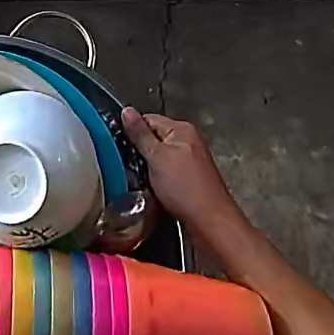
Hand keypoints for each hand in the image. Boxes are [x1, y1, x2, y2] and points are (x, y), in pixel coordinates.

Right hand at [120, 108, 245, 233]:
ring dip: (148, 168)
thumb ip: (140, 134)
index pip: (148, 119)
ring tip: (143, 179)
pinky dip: (157, 179)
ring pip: (158, 157)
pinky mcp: (189, 178)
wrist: (211, 224)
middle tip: (132, 165)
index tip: (123, 146)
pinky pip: (165, 172)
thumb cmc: (187, 189)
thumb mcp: (156, 157)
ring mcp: (190, 160)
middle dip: (141, 151)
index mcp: (182, 129)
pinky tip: (154, 189)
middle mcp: (188, 141)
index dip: (133, 132)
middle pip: (153, 138)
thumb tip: (126, 111)